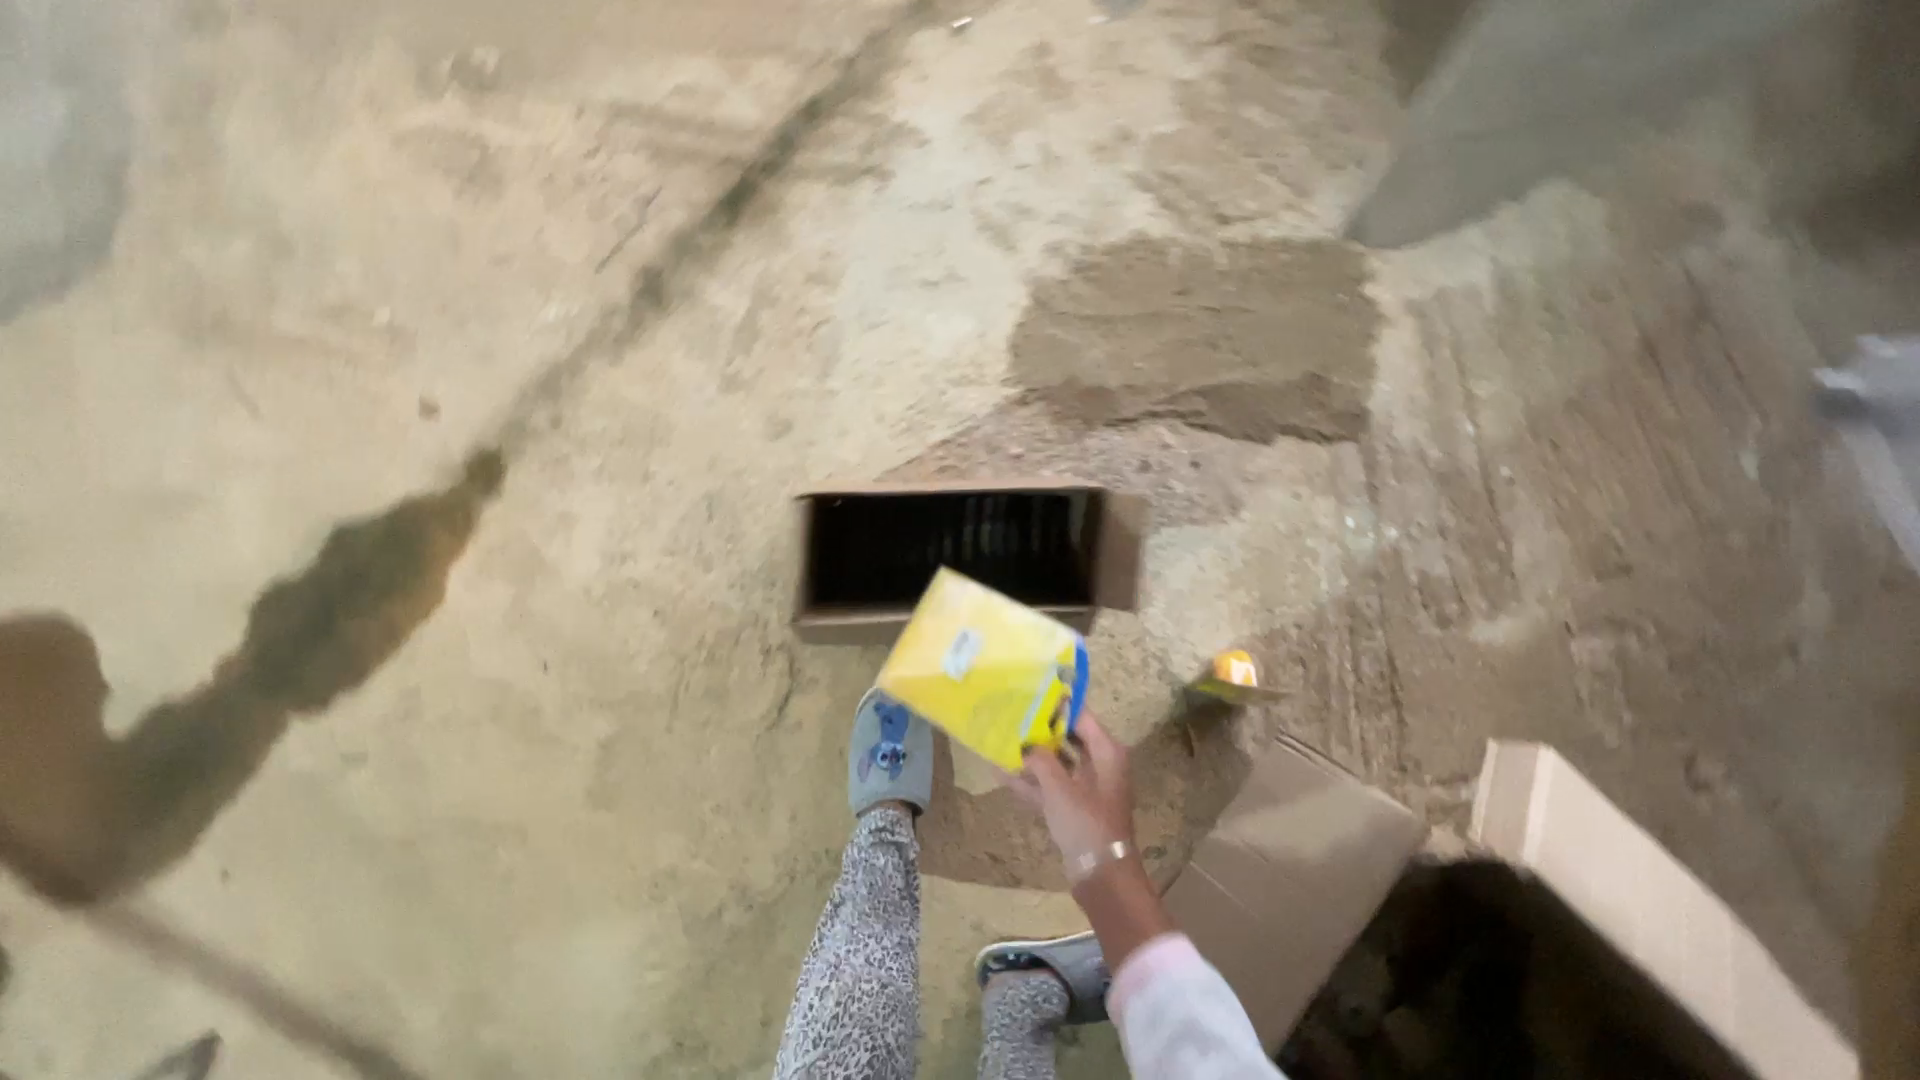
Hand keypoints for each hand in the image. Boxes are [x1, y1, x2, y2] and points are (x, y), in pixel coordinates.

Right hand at [1005, 712, 1136, 882]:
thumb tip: (1024, 743)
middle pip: (1067, 737)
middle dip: (1039, 728)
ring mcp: (1086, 787)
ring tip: (1000, 739)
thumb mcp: (1059, 788)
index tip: (1030, 691)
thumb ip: (1040, 759)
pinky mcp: (1073, 808)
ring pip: (1056, 762)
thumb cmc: (1086, 823)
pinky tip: (1001, 772)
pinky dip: (1030, 781)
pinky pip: (1050, 786)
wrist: (1101, 875)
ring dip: (1032, 755)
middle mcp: (1099, 764)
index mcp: (1106, 752)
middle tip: (1010, 713)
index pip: (1081, 716)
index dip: (1057, 704)